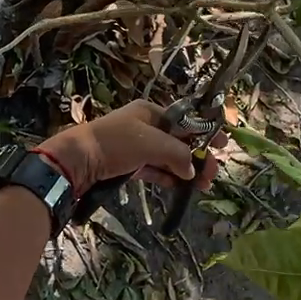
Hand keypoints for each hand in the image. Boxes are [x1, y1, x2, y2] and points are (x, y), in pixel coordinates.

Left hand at [36, 99, 222, 193]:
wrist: (77, 160)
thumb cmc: (115, 143)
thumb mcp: (151, 144)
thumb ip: (177, 154)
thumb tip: (193, 169)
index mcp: (150, 112)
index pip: (185, 120)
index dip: (204, 133)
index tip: (223, 146)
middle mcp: (144, 126)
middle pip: (178, 140)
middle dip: (196, 157)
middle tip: (212, 175)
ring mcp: (135, 146)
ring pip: (167, 157)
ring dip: (185, 170)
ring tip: (202, 186)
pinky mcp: (128, 165)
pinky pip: (154, 170)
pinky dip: (168, 177)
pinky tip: (181, 187)